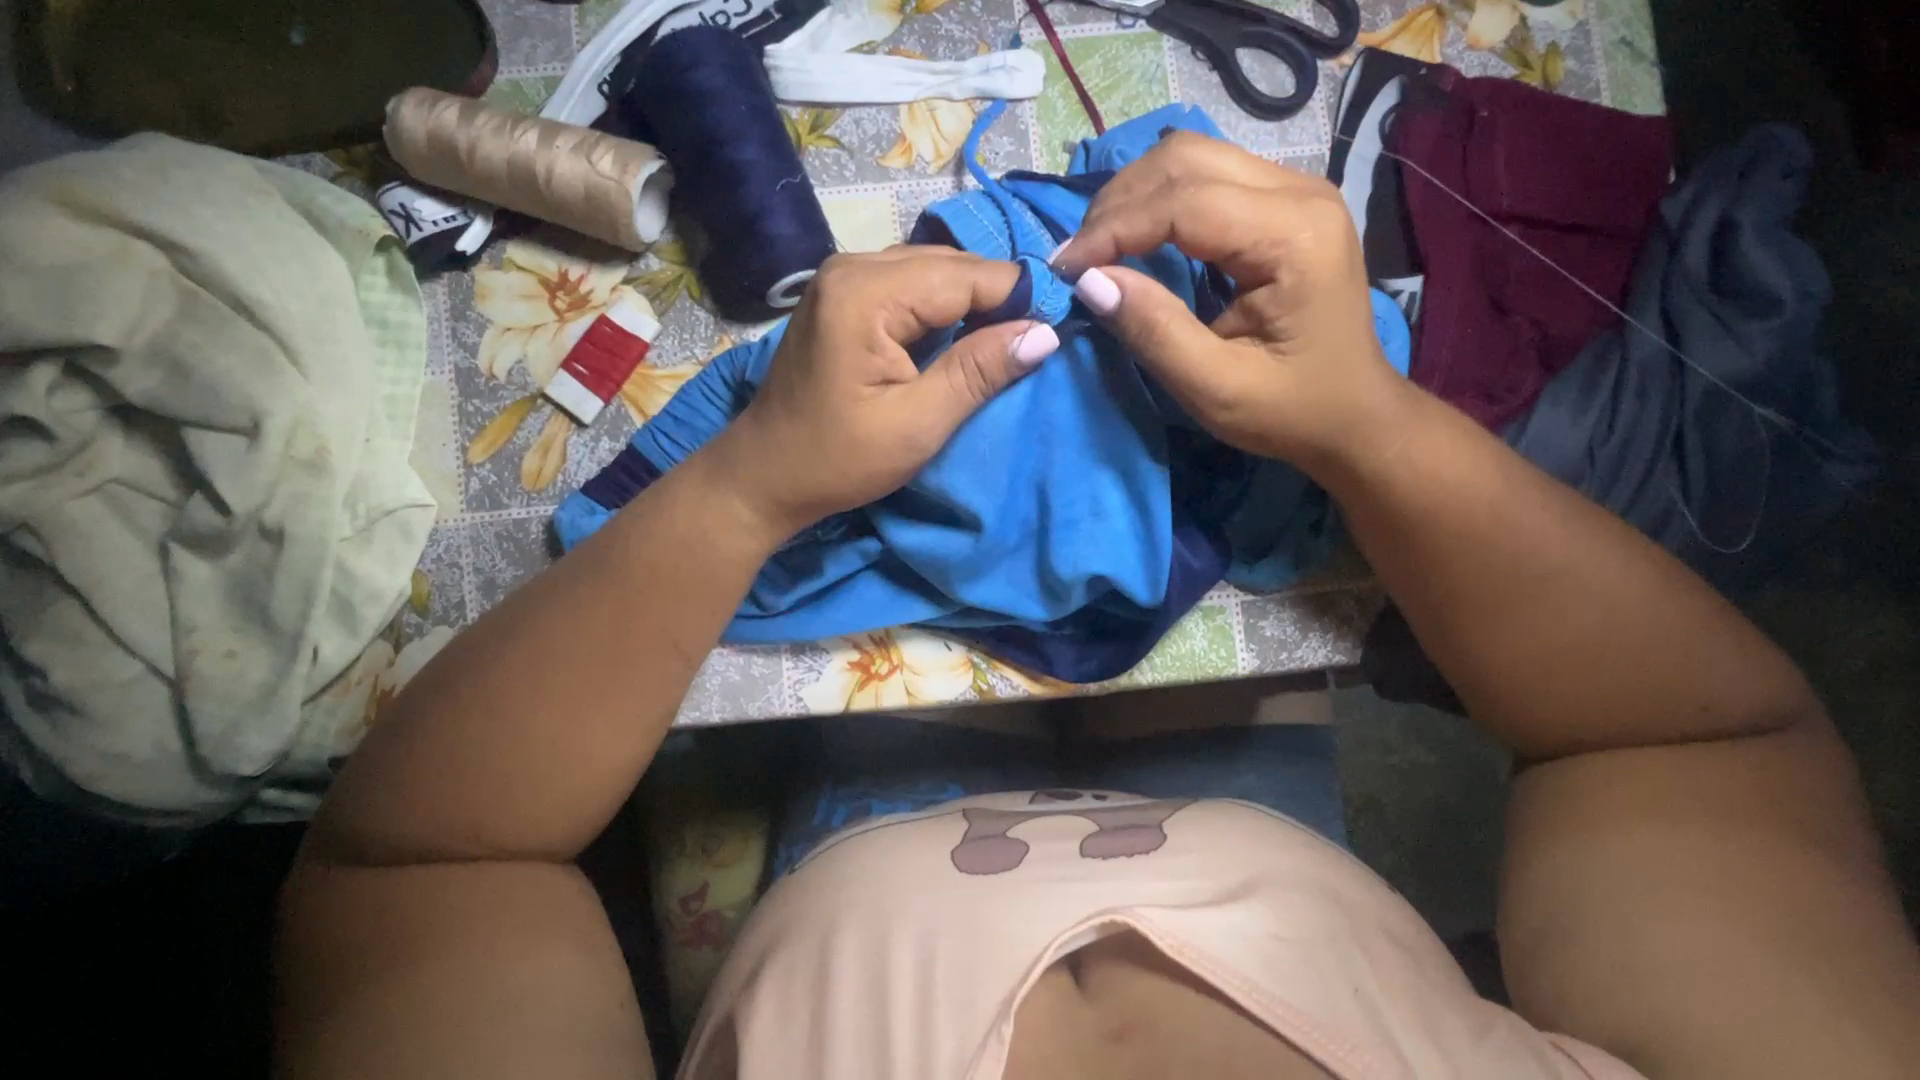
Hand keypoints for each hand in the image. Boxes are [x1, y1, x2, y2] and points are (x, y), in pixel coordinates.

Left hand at [699, 247, 1060, 539]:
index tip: (1056, 332)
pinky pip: (908, 285)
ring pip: (931, 270)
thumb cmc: (838, 460)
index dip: (1018, 298)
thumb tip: (1046, 333)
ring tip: (1002, 342)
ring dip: (970, 301)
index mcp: (867, 293)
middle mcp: (853, 266)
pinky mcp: (842, 295)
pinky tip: (959, 338)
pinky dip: (941, 307)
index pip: (967, 275)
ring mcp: (843, 277)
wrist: (764, 475)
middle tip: (1033, 341)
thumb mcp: (917, 424)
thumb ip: (978, 372)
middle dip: (996, 298)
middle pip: (950, 264)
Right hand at [1053, 131, 1410, 471]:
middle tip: (1079, 258)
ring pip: (1192, 156)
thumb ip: (1155, 332)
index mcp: (1295, 237)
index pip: (1185, 202)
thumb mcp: (1216, 388)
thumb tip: (1090, 281)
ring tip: (1099, 246)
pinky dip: (1158, 200)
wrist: (1353, 413)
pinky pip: (1207, 175)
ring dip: (1134, 195)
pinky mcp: (1283, 200)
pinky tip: (1134, 237)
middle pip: (1186, 158)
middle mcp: (1301, 193)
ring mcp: (1296, 189)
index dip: (1115, 228)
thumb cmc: (1290, 410)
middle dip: (1119, 203)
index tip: (1066, 268)